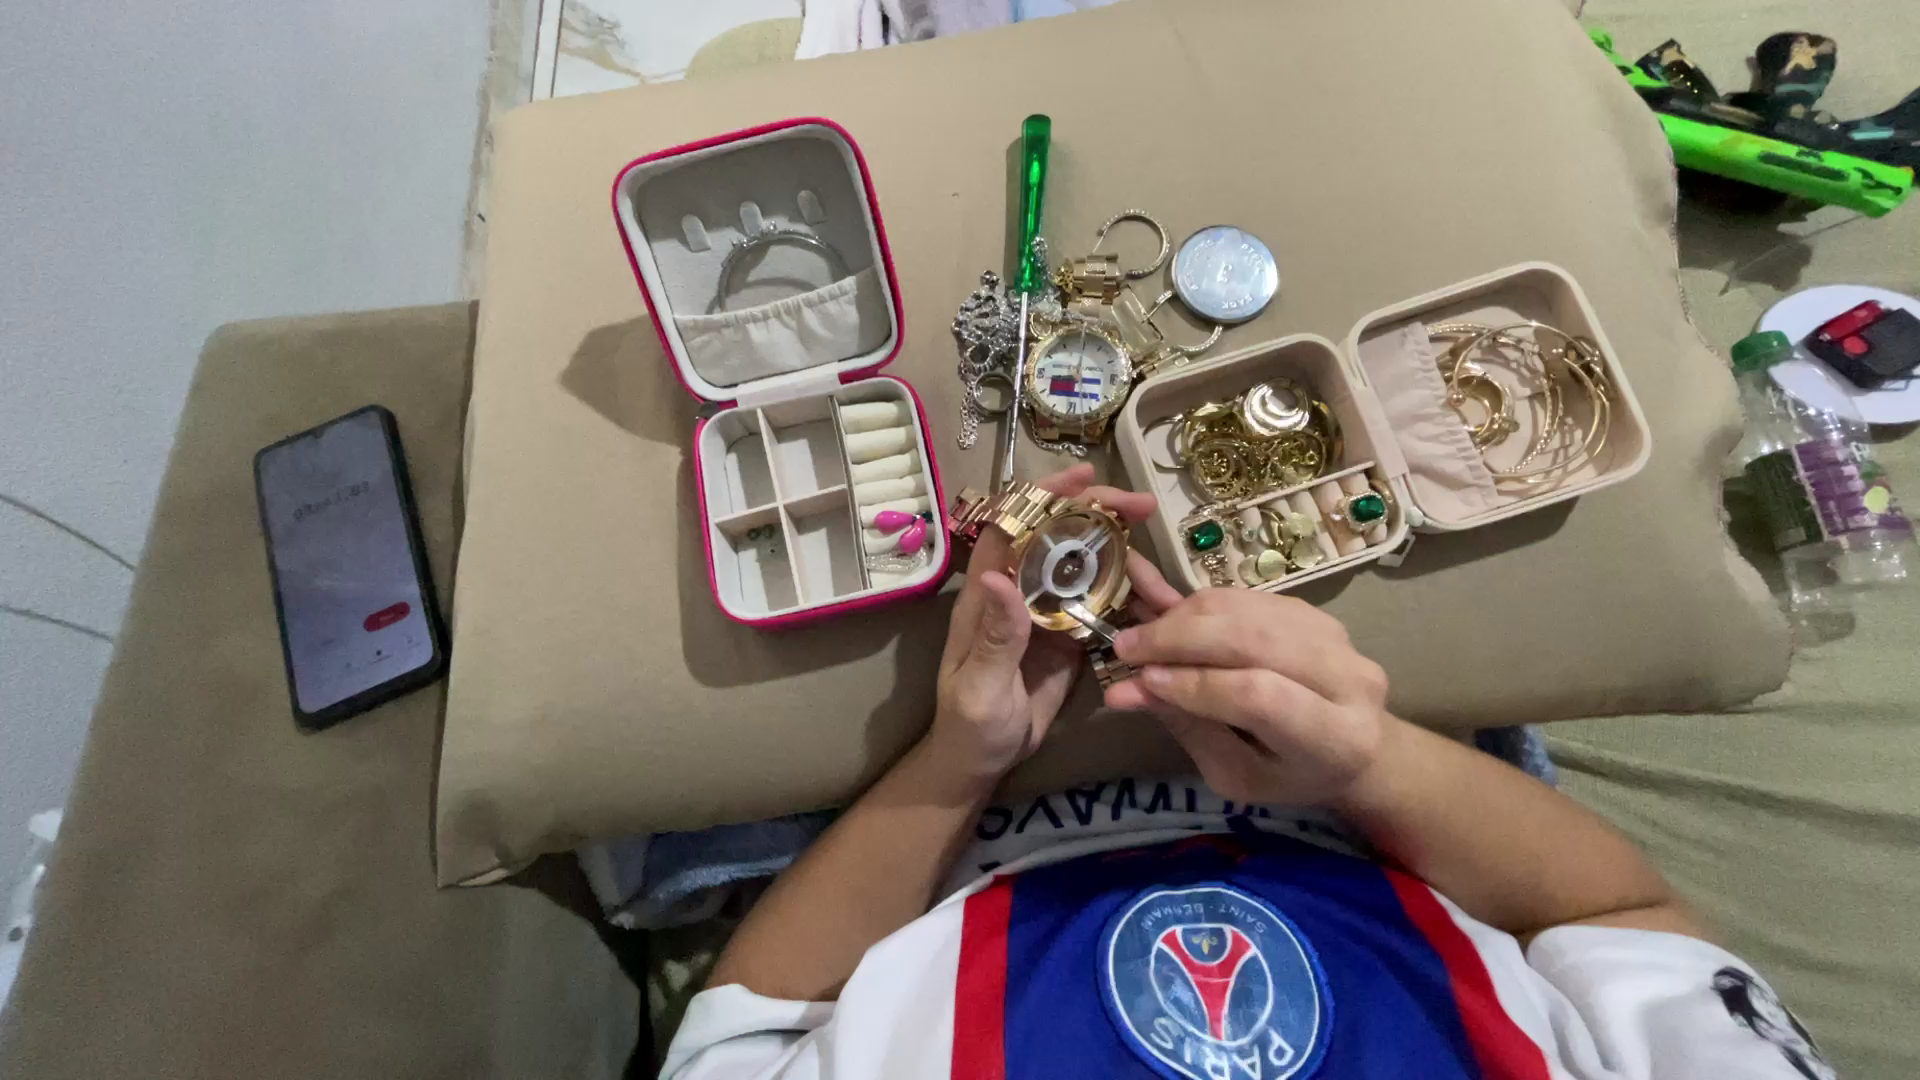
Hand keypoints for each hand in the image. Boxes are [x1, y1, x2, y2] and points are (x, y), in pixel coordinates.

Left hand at [926, 464, 1181, 786]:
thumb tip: (997, 577)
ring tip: (1157, 555)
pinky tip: (1155, 594)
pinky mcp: (1068, 635)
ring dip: (1118, 553)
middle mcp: (1017, 593)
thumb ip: (994, 638)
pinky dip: (1126, 593)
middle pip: (1055, 536)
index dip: (1043, 496)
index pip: (1011, 528)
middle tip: (1143, 506)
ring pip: (1082, 566)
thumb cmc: (970, 726)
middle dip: (1096, 513)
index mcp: (987, 597)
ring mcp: (1045, 613)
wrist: (982, 761)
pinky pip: (1099, 603)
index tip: (1085, 478)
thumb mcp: (979, 688)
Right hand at [1103, 589, 1390, 807]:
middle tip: (1126, 647)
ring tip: (1144, 635)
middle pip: (1251, 639)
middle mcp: (1348, 679)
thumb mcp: (1235, 773)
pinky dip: (1199, 605)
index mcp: (1336, 739)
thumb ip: (1186, 727)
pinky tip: (1172, 621)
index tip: (1143, 681)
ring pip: (1244, 610)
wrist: (1356, 747)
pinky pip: (1245, 597)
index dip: (1194, 683)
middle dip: (1178, 638)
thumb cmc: (1289, 775)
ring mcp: (1336, 637)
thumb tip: (1122, 691)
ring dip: (1182, 617)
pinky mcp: (1314, 612)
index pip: (1259, 696)